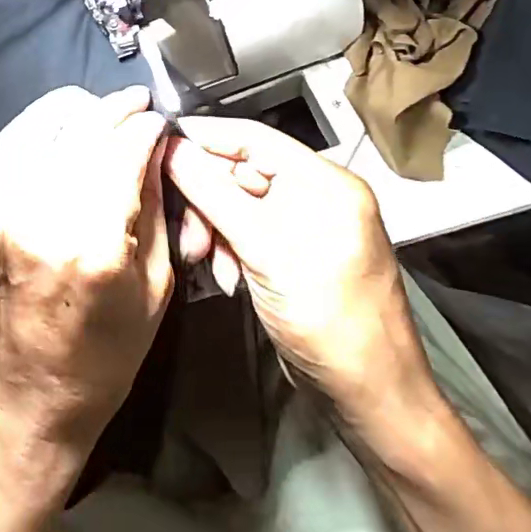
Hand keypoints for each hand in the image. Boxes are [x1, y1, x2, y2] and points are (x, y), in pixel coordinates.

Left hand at [0, 86, 173, 531]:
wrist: (33, 386)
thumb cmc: (108, 349)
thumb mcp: (157, 282)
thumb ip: (155, 204)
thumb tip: (155, 145)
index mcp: (96, 247)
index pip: (125, 153)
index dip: (148, 128)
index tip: (161, 121)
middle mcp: (47, 219)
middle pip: (87, 132)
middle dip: (120, 108)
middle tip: (141, 104)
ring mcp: (12, 210)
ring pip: (49, 126)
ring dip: (84, 107)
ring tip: (110, 108)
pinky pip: (16, 140)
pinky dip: (45, 118)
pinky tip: (70, 116)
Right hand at [165, 118, 432, 426]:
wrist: (368, 394)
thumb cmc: (329, 320)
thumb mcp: (263, 249)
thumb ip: (213, 194)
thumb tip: (173, 150)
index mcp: (325, 180)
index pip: (254, 138)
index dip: (205, 137)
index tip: (162, 143)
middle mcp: (319, 194)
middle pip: (243, 173)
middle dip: (207, 199)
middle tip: (185, 230)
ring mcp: (308, 225)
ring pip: (242, 206)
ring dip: (216, 230)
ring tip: (207, 261)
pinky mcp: (297, 255)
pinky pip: (252, 234)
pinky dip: (232, 250)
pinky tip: (227, 278)